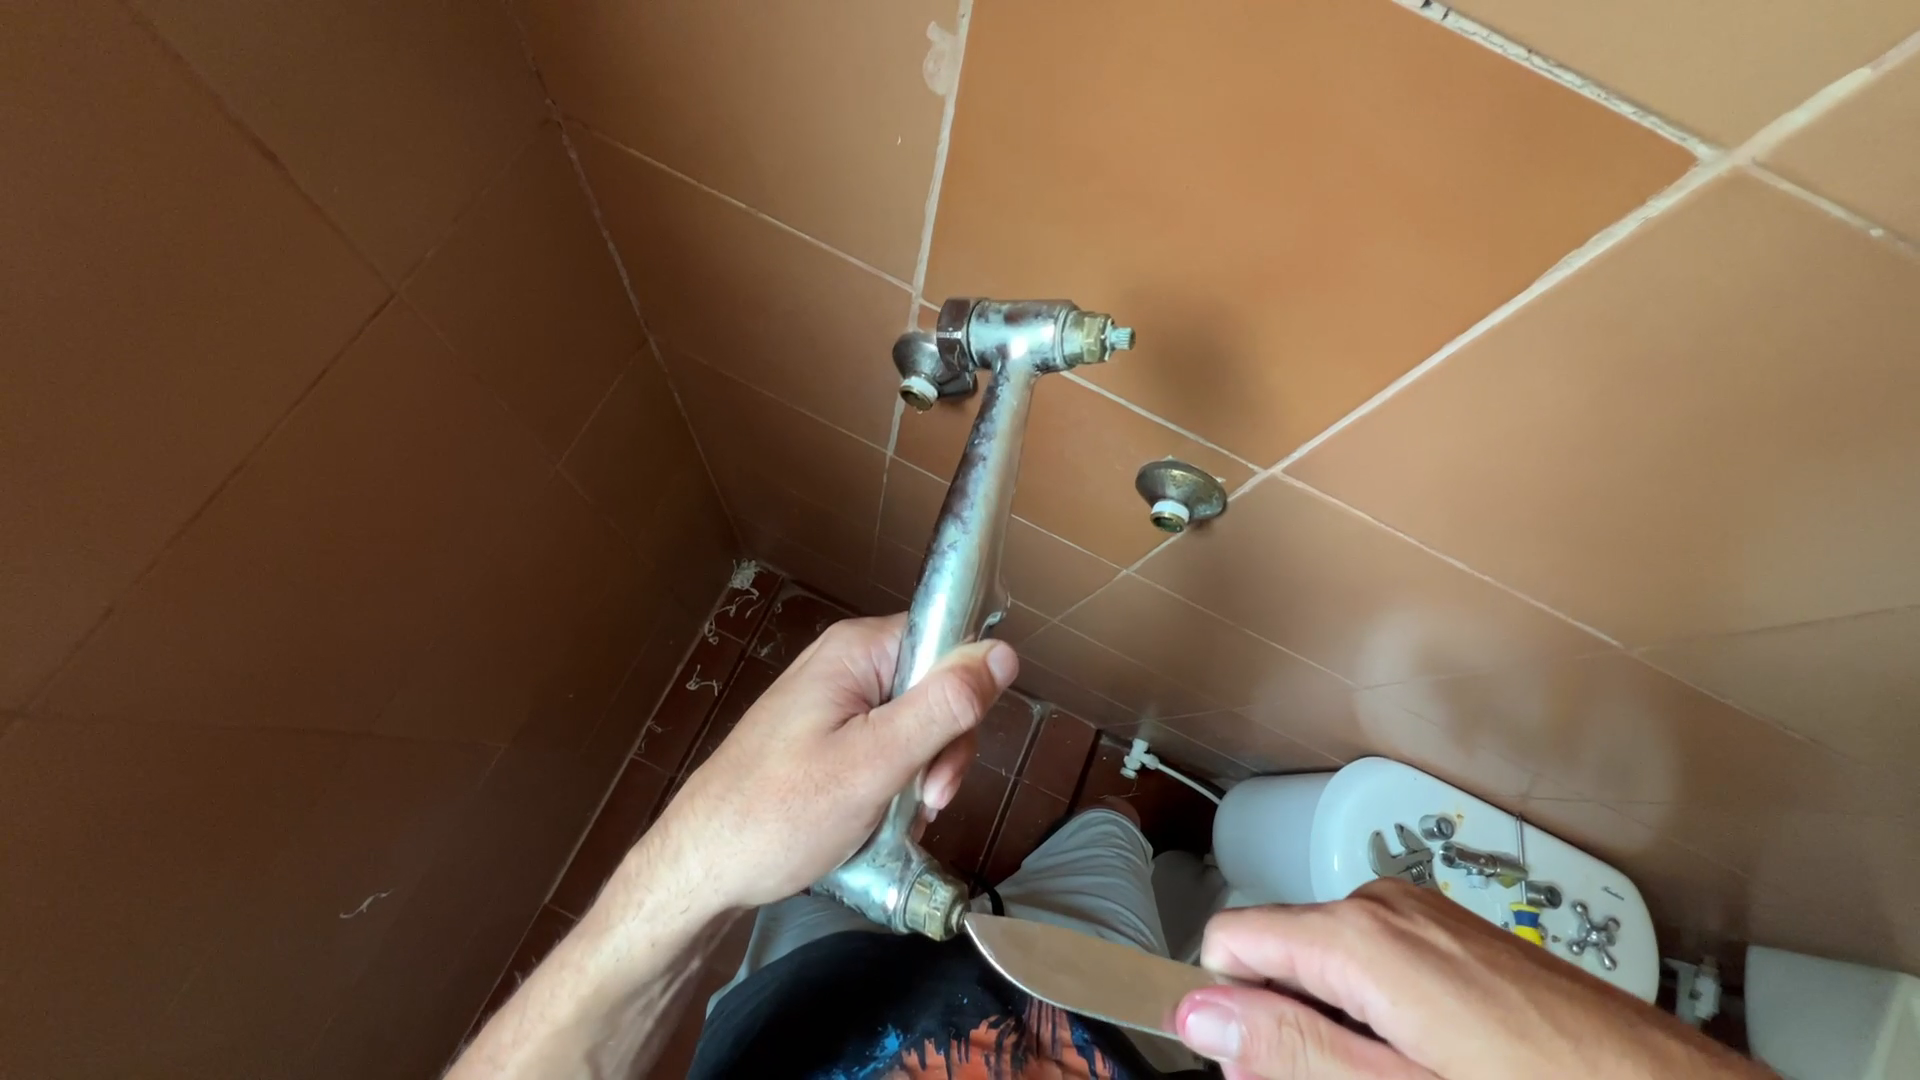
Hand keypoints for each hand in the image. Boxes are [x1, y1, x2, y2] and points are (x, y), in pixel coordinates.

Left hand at [645, 613, 1017, 910]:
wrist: (700, 868)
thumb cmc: (782, 814)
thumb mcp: (875, 762)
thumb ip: (943, 707)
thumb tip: (1005, 652)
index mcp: (857, 650)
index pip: (944, 642)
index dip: (962, 696)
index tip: (948, 758)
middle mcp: (847, 663)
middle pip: (933, 686)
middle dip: (941, 747)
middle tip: (925, 802)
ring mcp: (834, 700)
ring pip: (914, 722)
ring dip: (920, 772)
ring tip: (899, 819)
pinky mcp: (827, 734)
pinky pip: (885, 743)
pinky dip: (895, 781)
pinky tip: (883, 817)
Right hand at [1174, 880, 1769, 1078]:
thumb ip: (1289, 1052)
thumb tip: (1198, 1014)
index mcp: (1358, 934)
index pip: (1229, 941)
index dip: (1230, 1010)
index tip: (1261, 1070)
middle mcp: (1381, 903)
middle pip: (1278, 954)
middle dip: (1290, 1027)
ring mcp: (1422, 913)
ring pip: (1326, 962)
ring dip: (1337, 1025)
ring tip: (1405, 1077)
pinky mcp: (1451, 931)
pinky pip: (1374, 959)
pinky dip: (1378, 1012)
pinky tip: (1432, 1060)